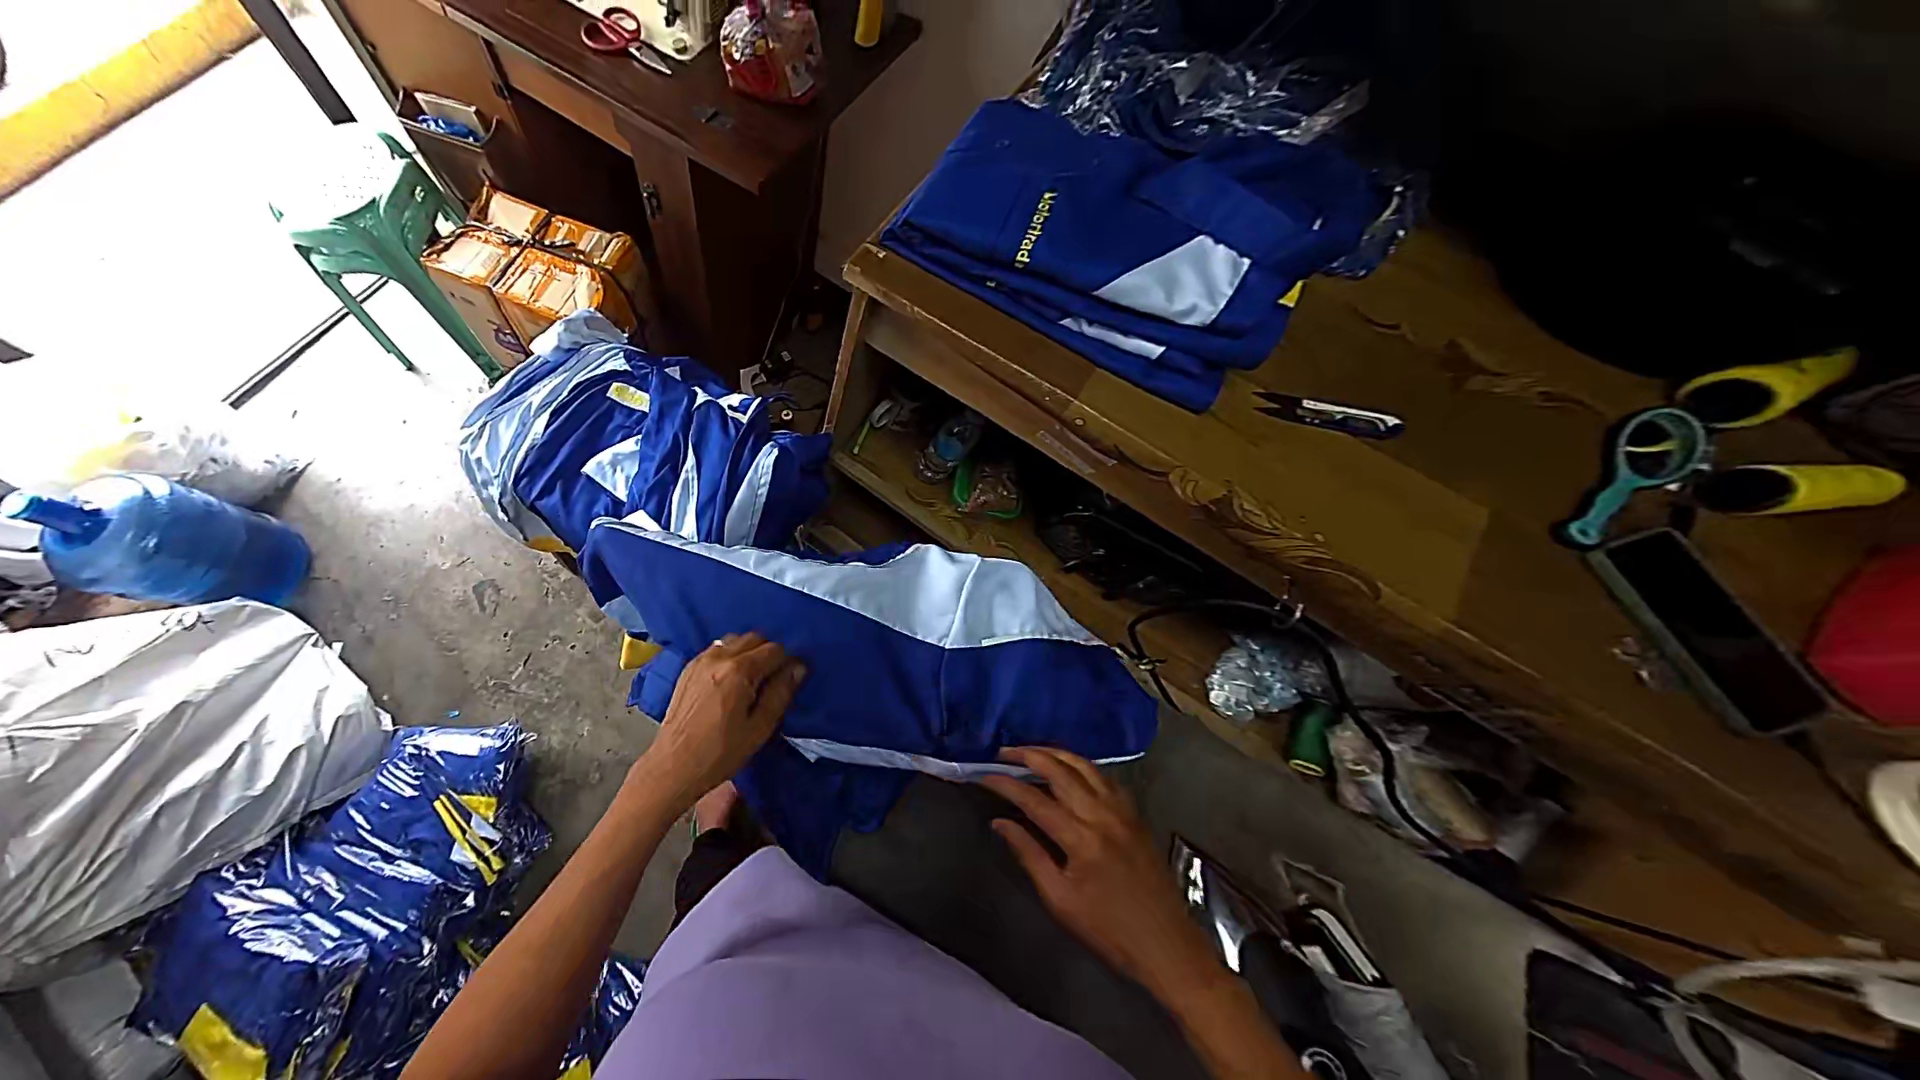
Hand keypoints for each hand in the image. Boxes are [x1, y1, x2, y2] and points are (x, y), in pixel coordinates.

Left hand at [635, 633, 805, 809]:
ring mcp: (700, 661)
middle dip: (769, 653)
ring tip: (751, 680)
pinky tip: (731, 680)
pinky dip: (730, 656)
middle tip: (772, 680)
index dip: (787, 662)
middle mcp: (718, 657)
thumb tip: (798, 667)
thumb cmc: (721, 752)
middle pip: (755, 638)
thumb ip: (781, 692)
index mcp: (739, 671)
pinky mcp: (688, 669)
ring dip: (748, 652)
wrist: (673, 767)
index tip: (790, 679)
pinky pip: (717, 649)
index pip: (775, 649)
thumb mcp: (760, 727)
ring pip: (735, 640)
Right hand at [981, 747, 1223, 998]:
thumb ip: (1029, 855)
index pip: (1034, 800)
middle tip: (1003, 752)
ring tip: (1031, 751)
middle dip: (1029, 755)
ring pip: (1085, 766)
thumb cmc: (1108, 930)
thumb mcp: (1060, 899)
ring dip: (1055, 753)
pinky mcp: (1135, 814)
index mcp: (1082, 839)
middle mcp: (1103, 815)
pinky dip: (1082, 766)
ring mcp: (1123, 810)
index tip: (984, 775)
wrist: (1166, 944)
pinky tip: (1069, 768)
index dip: (1006, 784)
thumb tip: (1000, 823)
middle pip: (1061, 771)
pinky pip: (1104, 777)